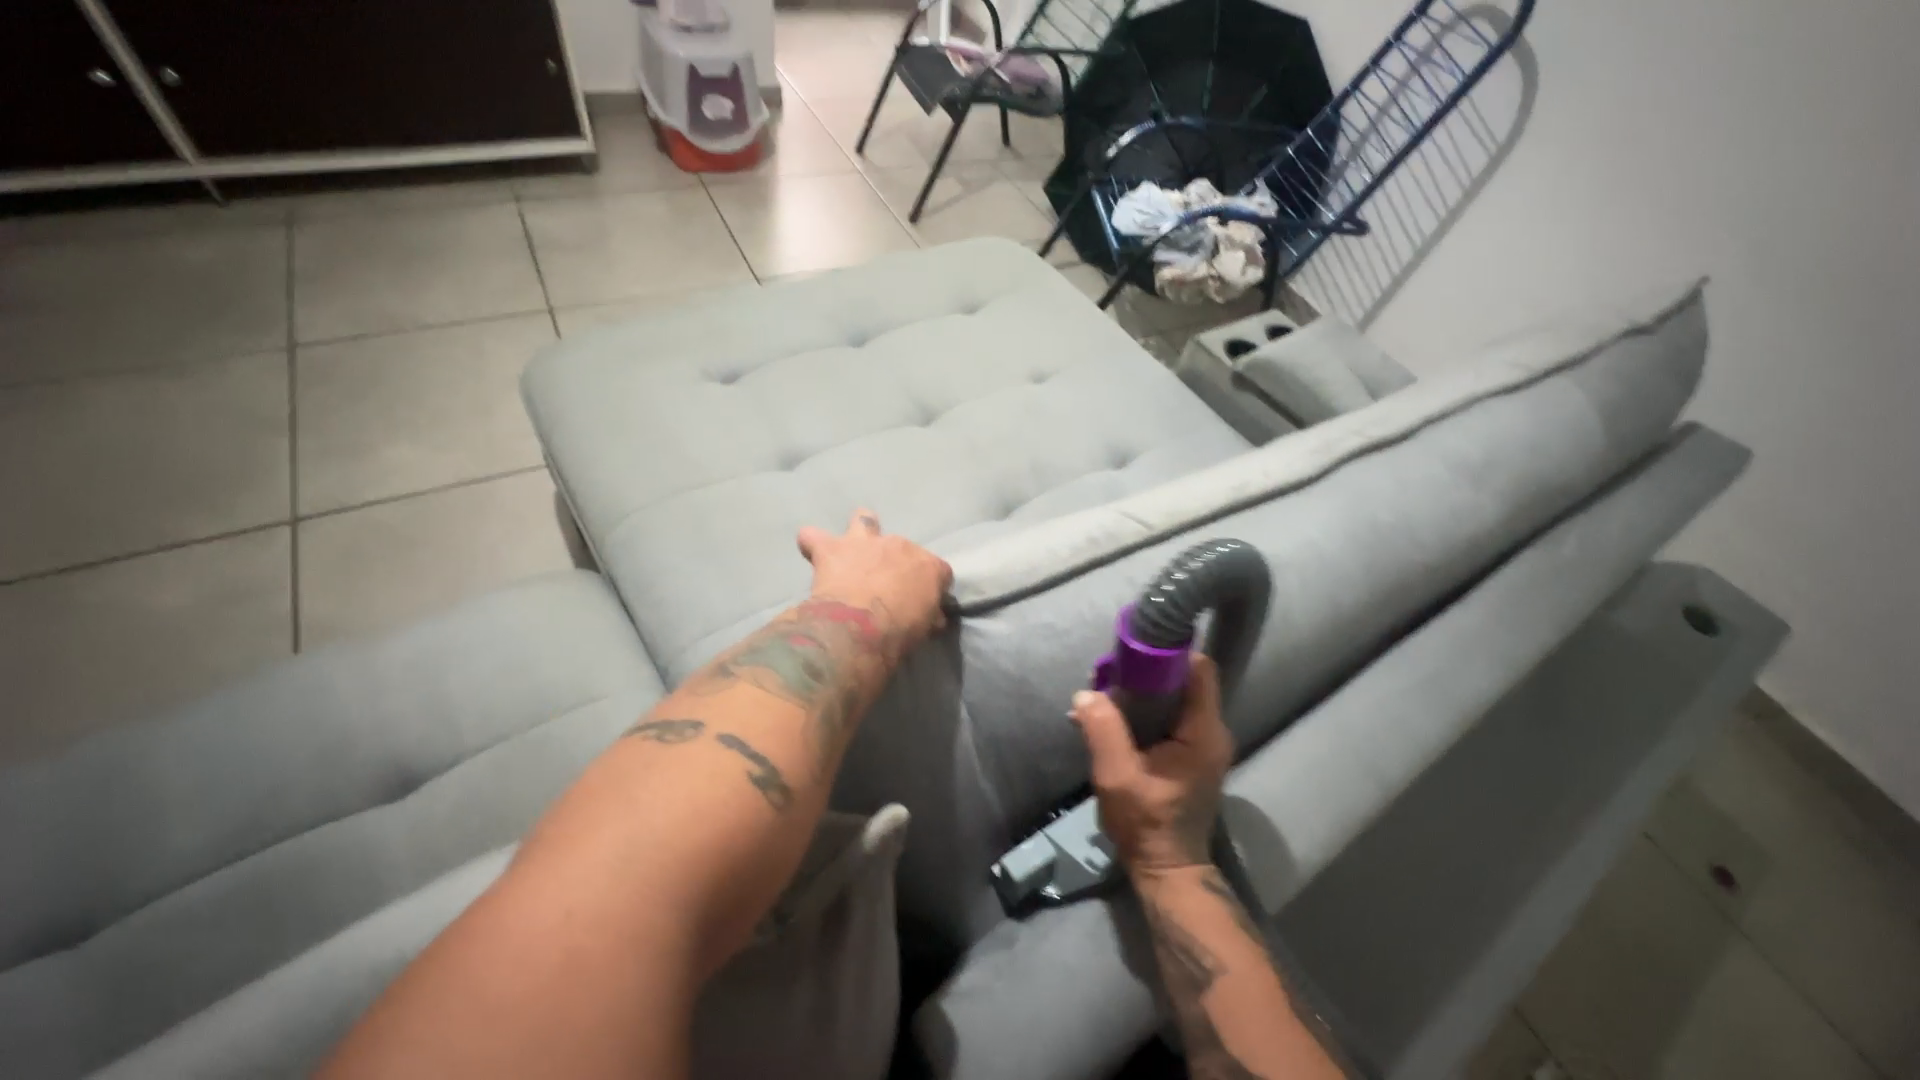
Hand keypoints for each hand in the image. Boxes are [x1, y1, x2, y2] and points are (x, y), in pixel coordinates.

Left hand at [797, 508, 953, 656]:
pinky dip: (812, 543)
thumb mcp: (924, 628)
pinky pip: (813, 537)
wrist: (861, 627)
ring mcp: (866, 542)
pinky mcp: (832, 548)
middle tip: (884, 586)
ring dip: (859, 533)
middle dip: (893, 563)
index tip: (921, 601)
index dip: (929, 585)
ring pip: (864, 520)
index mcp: (929, 566)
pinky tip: (811, 551)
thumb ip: (928, 615)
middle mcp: (900, 545)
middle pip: (901, 547)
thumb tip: (931, 617)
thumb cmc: (900, 632)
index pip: (938, 571)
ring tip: (851, 550)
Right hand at [1070, 655, 1231, 877]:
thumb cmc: (1146, 824)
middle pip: (1185, 681)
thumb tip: (1086, 693)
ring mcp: (1205, 744)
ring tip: (1105, 697)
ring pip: (1177, 698)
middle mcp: (1212, 732)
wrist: (1167, 869)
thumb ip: (1102, 730)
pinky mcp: (1193, 755)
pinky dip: (1146, 712)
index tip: (1131, 652)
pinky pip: (1172, 717)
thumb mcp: (1116, 777)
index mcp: (1203, 732)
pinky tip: (1115, 720)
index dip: (1167, 653)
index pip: (1199, 669)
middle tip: (1109, 674)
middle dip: (1147, 673)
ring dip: (1143, 694)